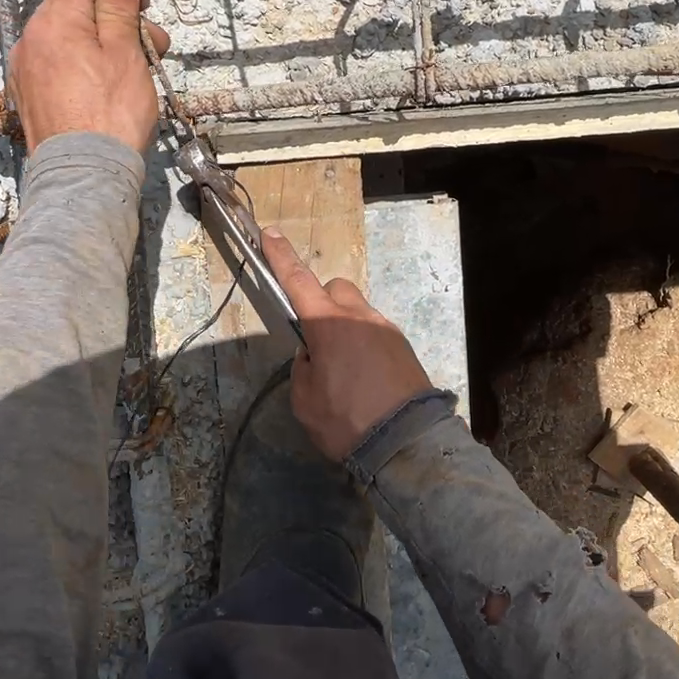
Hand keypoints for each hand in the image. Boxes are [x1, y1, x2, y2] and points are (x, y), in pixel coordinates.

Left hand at [8, 0, 170, 153]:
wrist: (84, 173)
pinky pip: (58, 63)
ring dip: (104, 42)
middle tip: (153, 43)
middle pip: (76, 7)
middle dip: (116, 17)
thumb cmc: (112, 111)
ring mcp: (26, 67)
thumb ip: (119, 9)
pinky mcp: (28, 94)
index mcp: (54, 20)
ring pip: (69, 37)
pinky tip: (108, 86)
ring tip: (137, 69)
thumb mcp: (126, 54)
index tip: (143, 4)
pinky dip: (84, 63)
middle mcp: (31, 37)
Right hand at [261, 228, 433, 462]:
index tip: (270, 233)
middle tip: (317, 339)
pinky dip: (365, 345)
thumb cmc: (346, 421)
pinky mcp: (404, 346)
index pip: (298, 281)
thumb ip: (303, 368)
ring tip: (344, 371)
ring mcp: (386, 329)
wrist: (407, 444)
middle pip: (335, 290)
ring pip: (358, 312)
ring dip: (345, 328)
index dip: (281, 256)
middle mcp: (359, 317)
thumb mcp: (305, 400)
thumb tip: (314, 354)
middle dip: (322, 303)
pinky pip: (375, 333)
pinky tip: (365, 379)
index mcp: (328, 324)